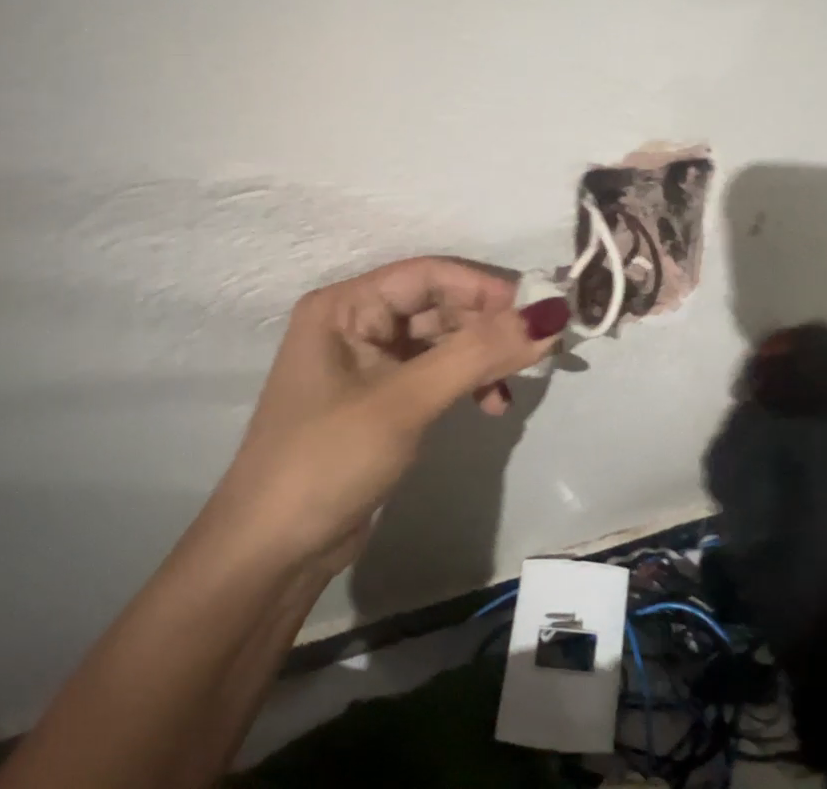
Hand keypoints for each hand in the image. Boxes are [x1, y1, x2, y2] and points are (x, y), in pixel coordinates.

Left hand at [218, 257, 568, 572]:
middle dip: (490, 328)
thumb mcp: (407, 400)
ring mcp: (367, 365)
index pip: (430, 274)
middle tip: (540, 355)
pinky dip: (466, 385)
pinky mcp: (380, 402)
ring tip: (512, 391)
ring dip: (482, 360)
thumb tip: (552, 315)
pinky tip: (490, 407)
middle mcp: (354, 324)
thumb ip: (479, 353)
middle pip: (439, 306)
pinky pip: (435, 375)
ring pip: (442, 342)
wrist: (274, 551)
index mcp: (345, 307)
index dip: (488, 289)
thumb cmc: (329, 460)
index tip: (542, 314)